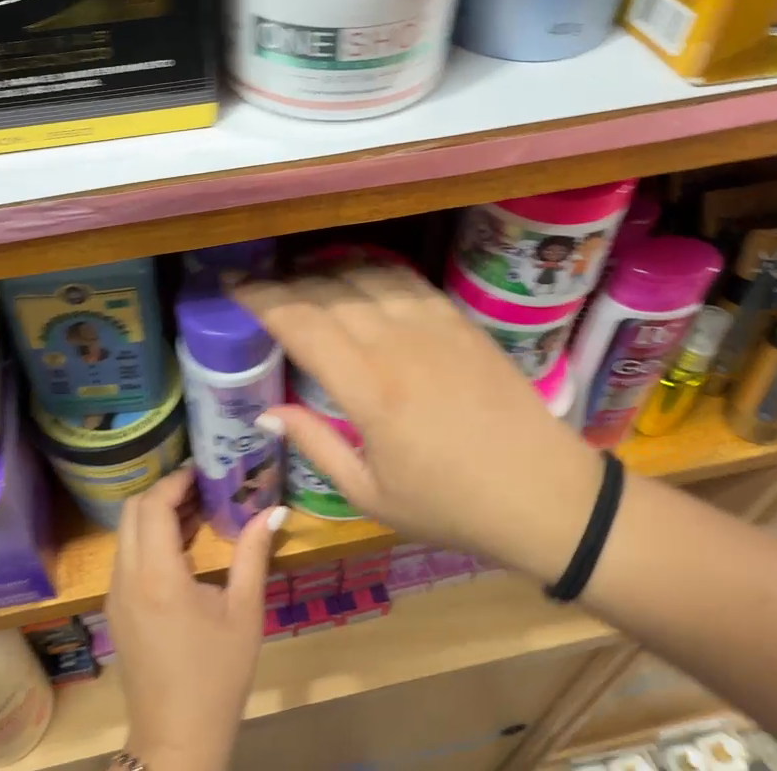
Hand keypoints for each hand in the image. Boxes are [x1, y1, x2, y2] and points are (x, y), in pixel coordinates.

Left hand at [109, 468, 286, 770]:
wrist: (176, 737)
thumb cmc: (216, 676)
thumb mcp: (244, 614)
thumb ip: (253, 555)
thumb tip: (272, 510)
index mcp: (157, 576)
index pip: (154, 505)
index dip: (177, 480)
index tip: (206, 469)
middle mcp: (126, 577)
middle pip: (133, 511)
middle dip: (165, 491)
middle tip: (204, 486)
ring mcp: (115, 594)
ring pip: (126, 532)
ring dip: (156, 514)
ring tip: (200, 511)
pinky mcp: (116, 609)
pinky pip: (126, 556)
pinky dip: (149, 539)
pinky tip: (184, 547)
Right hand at [232, 267, 605, 582]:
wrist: (544, 494)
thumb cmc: (451, 506)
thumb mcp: (371, 496)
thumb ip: (316, 446)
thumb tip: (268, 412)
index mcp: (370, 390)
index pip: (300, 323)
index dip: (260, 299)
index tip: (232, 289)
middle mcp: (397, 344)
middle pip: (326, 291)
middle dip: (284, 283)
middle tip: (257, 287)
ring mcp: (433, 326)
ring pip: (364, 276)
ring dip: (325, 271)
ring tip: (299, 278)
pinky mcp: (459, 320)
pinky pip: (405, 279)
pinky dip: (371, 270)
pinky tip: (356, 276)